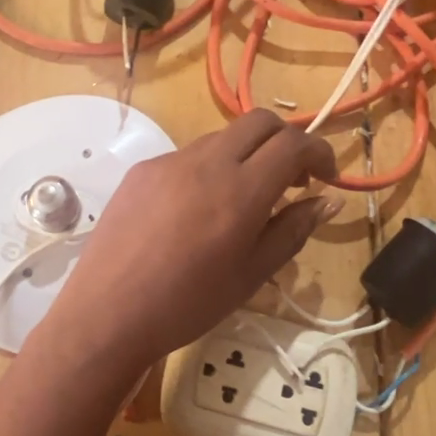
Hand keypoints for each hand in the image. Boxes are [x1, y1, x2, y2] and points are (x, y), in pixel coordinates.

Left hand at [39, 110, 340, 371]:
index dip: (319, 151)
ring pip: (222, 137)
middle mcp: (206, 161)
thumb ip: (292, 230)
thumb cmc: (188, 304)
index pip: (292, 142)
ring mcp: (169, 161)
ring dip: (246, 155)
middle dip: (285, 140)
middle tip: (292, 180)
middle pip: (259, 122)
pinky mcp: (141, 170)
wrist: (108, 313)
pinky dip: (209, 169)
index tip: (326, 177)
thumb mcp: (252, 274)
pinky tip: (198, 212)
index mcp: (241, 190)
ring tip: (244, 201)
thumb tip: (327, 201)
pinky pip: (187, 157)